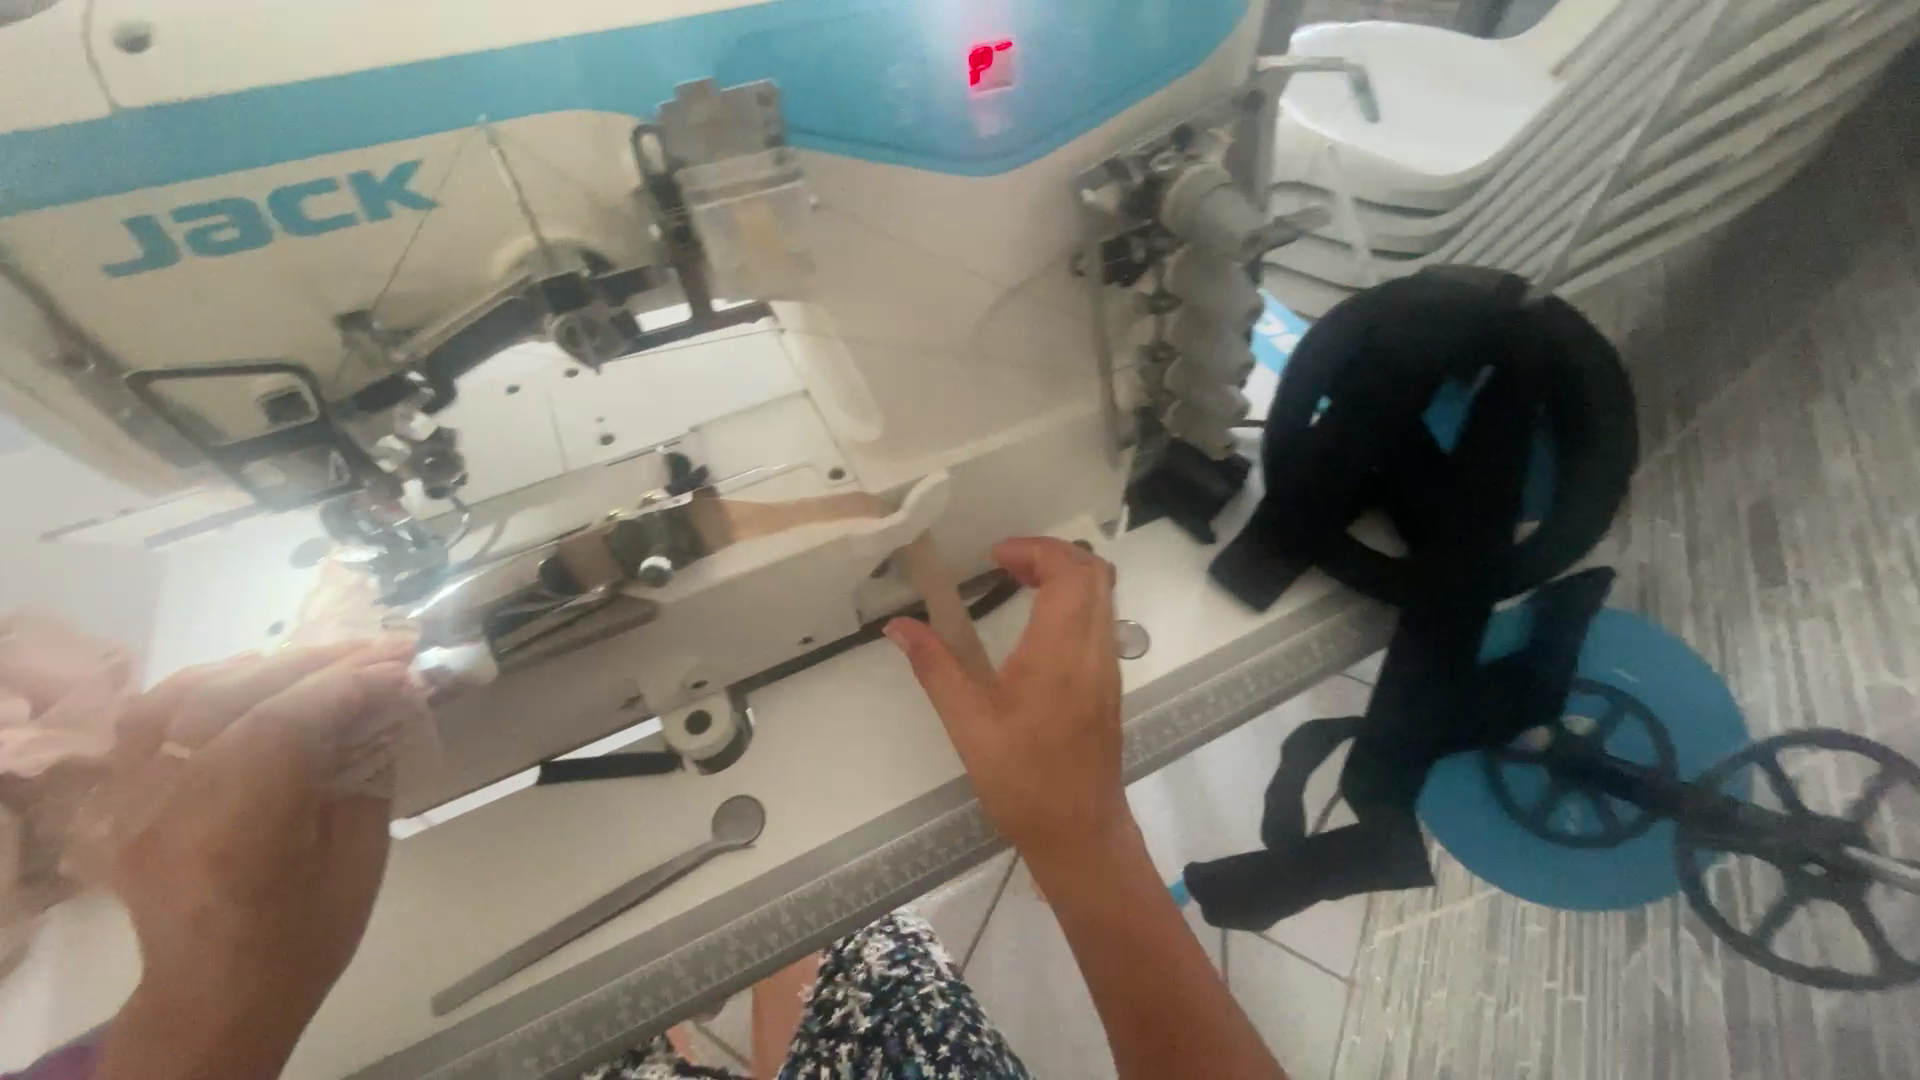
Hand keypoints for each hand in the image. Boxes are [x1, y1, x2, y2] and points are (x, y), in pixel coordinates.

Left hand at [105, 642, 415, 1049]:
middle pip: (233, 699)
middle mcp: (167, 809)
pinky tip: (260, 678)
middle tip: (385, 650)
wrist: (220, 990)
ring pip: (183, 696)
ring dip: (265, 665)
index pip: (283, 724)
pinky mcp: (127, 797)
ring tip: (328, 659)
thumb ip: (371, 765)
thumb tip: (395, 697)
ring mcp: (134, 802)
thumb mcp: (363, 850)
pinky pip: (150, 718)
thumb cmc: (311, 930)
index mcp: (235, 835)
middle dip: (319, 664)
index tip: (405, 667)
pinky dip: (210, 683)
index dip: (350, 683)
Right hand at [885, 537, 1128, 866]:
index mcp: (1061, 651)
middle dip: (1052, 553)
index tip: (995, 556)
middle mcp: (1094, 649)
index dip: (1035, 549)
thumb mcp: (967, 722)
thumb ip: (934, 665)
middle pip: (1094, 572)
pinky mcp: (1109, 684)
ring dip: (1065, 575)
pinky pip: (1101, 620)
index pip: (1068, 571)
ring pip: (1103, 595)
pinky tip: (1036, 625)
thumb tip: (898, 626)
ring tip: (1018, 583)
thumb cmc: (1022, 780)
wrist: (1080, 833)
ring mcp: (1108, 667)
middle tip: (1007, 562)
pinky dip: (1074, 601)